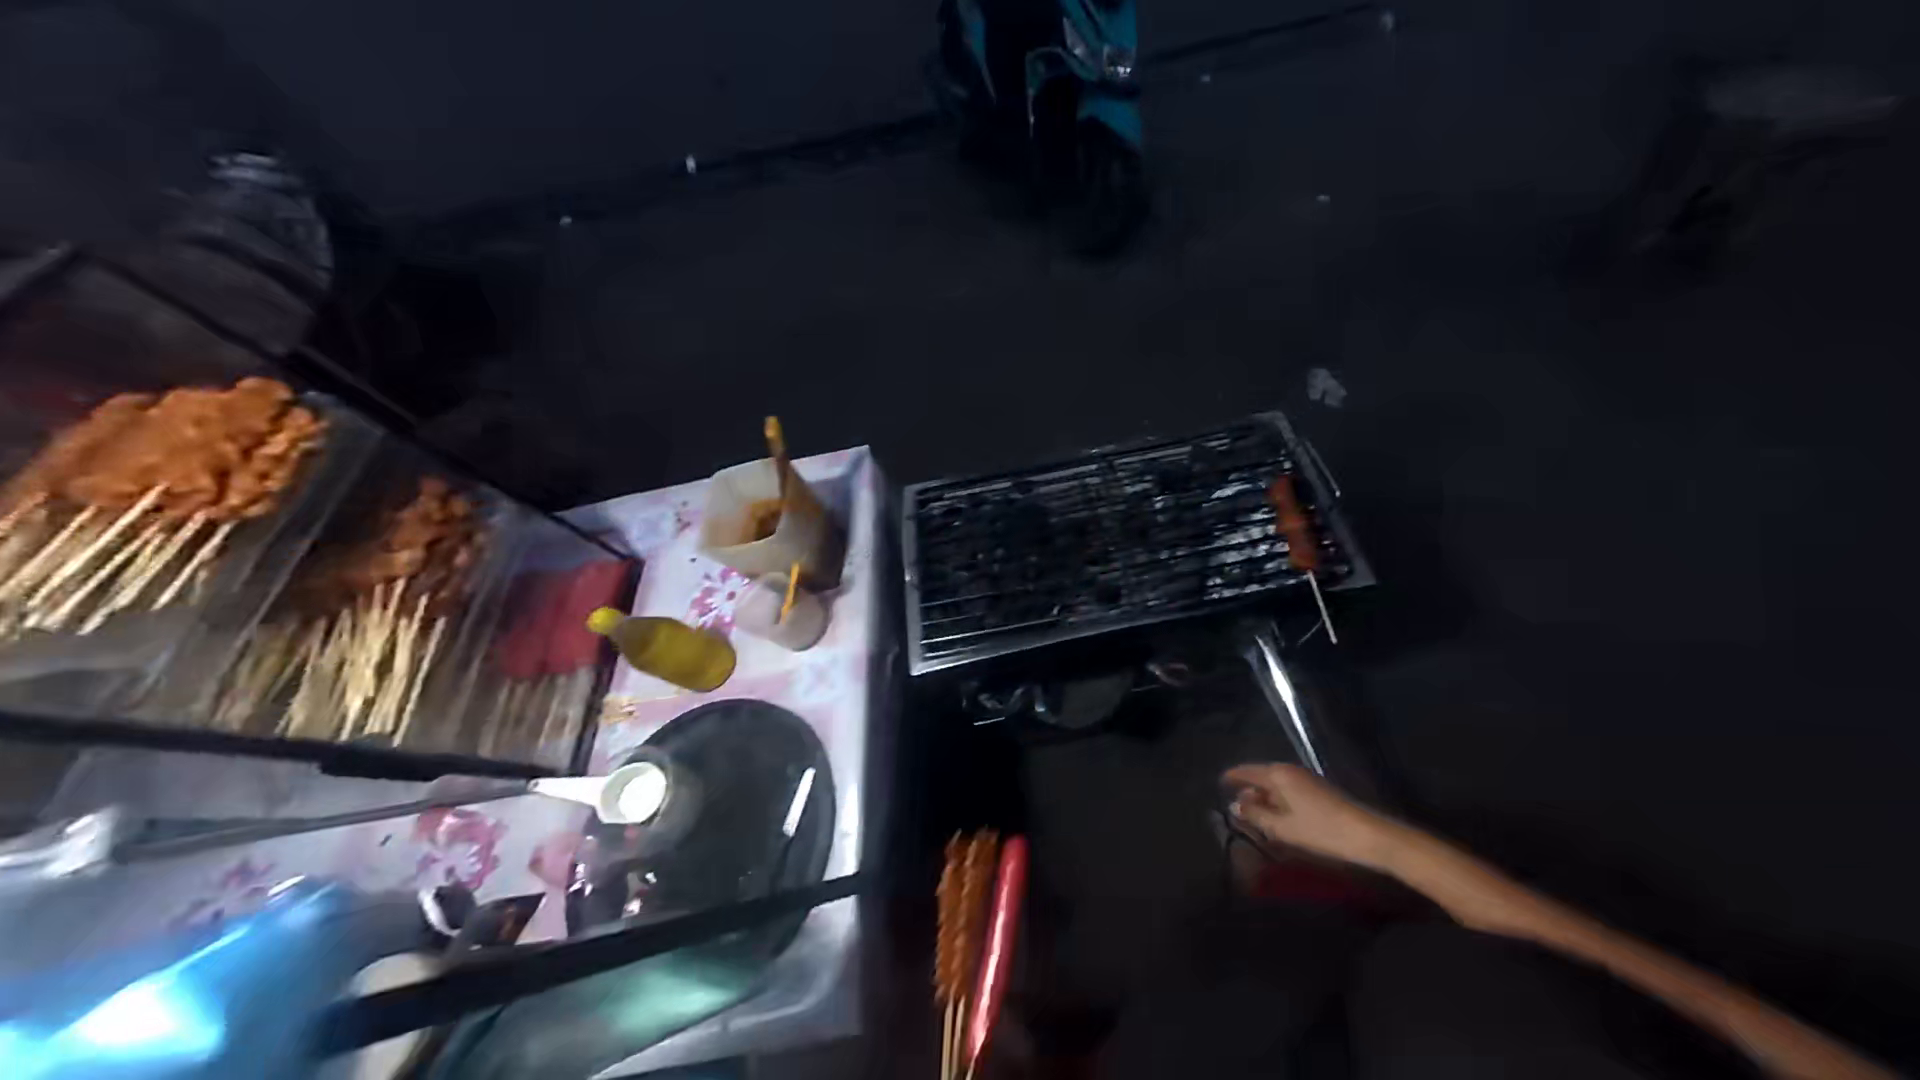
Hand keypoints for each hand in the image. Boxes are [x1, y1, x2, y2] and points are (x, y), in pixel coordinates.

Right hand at [1221, 763, 1405, 871]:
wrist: (1369, 836)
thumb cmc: (1321, 830)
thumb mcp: (1283, 827)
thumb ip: (1255, 815)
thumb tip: (1235, 805)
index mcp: (1278, 774)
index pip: (1246, 771)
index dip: (1231, 778)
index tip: (1219, 784)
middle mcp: (1290, 771)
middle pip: (1261, 777)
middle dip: (1248, 791)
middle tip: (1237, 810)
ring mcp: (1306, 779)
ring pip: (1275, 785)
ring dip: (1264, 799)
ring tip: (1255, 818)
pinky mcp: (1318, 791)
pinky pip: (1288, 791)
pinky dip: (1278, 802)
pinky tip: (1278, 819)